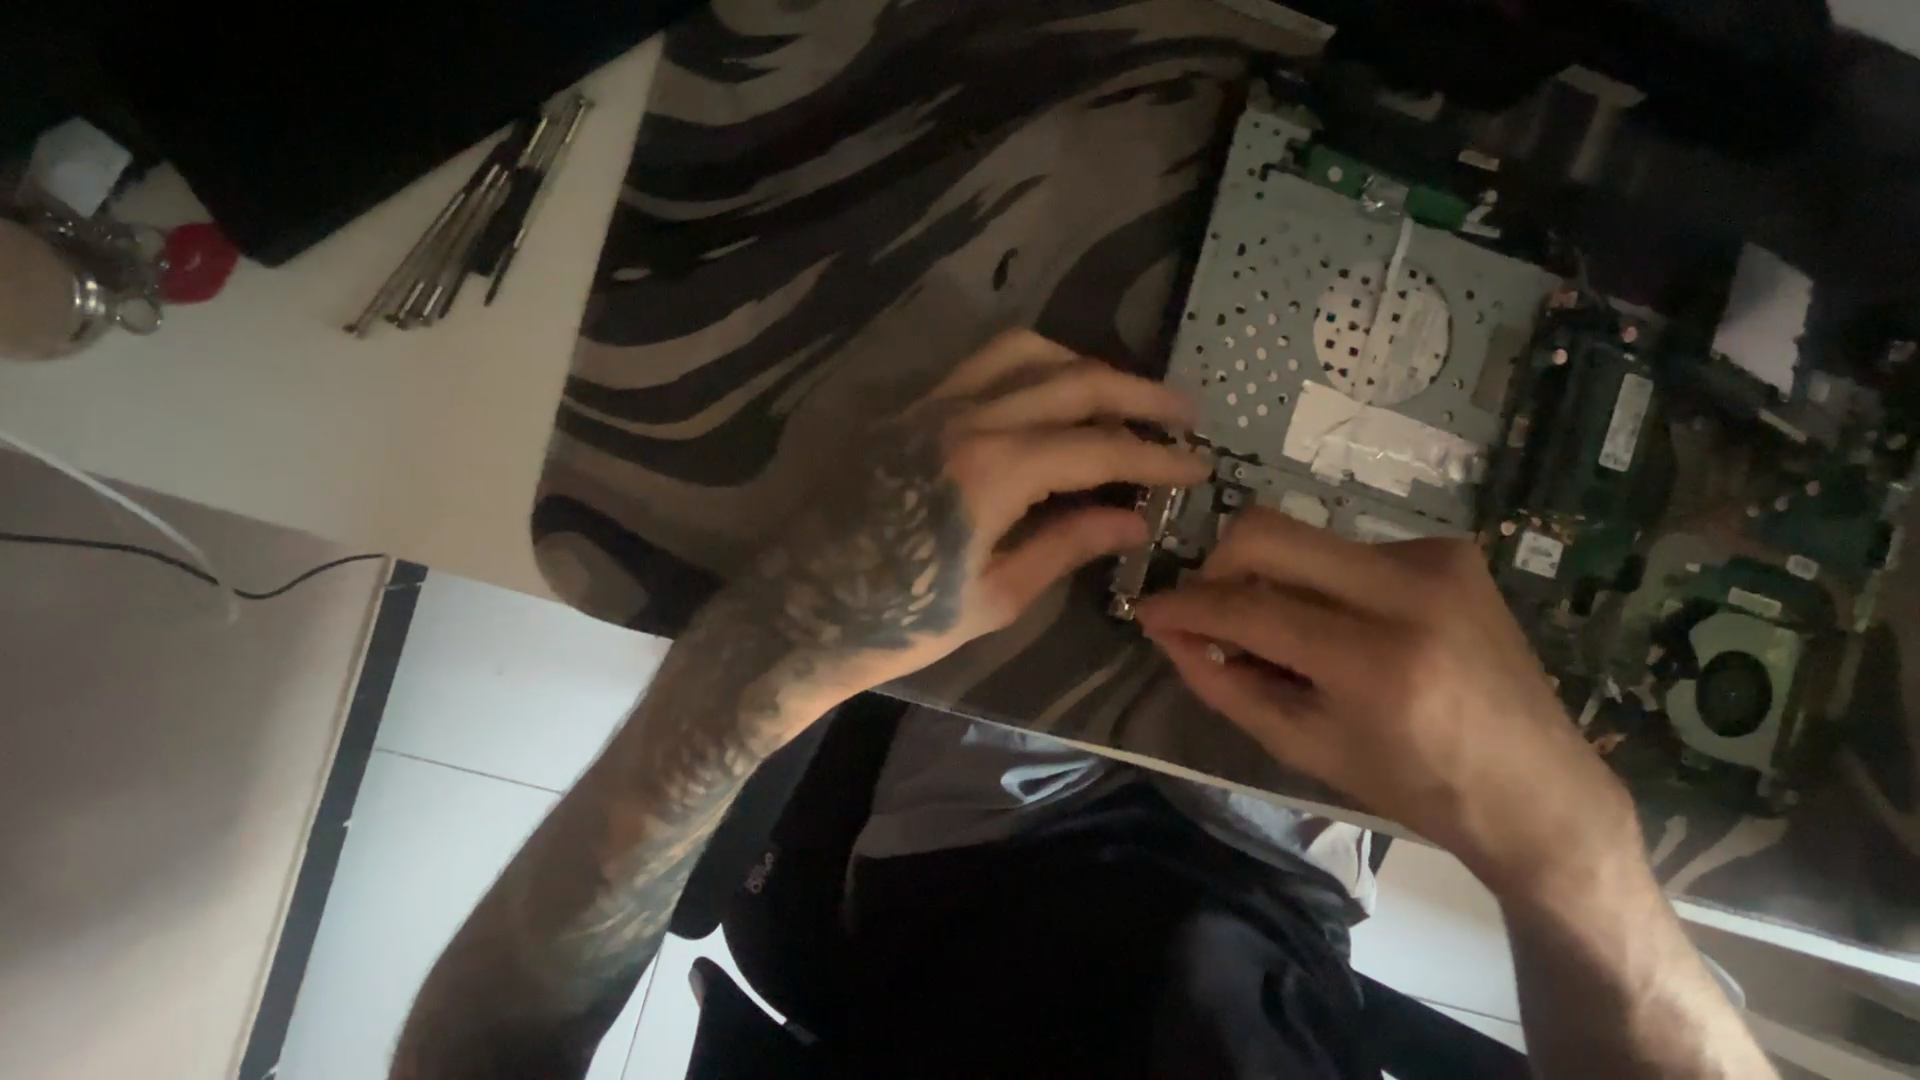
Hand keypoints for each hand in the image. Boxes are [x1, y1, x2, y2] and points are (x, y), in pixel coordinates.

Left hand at [739, 329, 1209, 713]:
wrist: (801, 615)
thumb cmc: (899, 621)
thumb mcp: (996, 596)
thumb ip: (1068, 544)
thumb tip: (1134, 518)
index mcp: (993, 470)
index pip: (1098, 447)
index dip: (1155, 457)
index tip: (1198, 465)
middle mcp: (965, 417)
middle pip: (1072, 381)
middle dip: (1137, 395)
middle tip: (1184, 413)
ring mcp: (929, 406)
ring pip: (1023, 353)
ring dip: (1081, 366)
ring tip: (1119, 396)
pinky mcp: (906, 411)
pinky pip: (979, 367)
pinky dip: (1029, 368)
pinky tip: (1048, 398)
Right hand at [1133, 506, 1639, 898]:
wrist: (1539, 789)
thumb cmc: (1415, 786)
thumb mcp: (1303, 745)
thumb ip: (1223, 683)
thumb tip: (1165, 633)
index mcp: (1376, 662)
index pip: (1248, 607)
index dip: (1183, 606)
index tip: (1147, 611)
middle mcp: (1410, 591)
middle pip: (1268, 532)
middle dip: (1216, 566)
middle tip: (1208, 609)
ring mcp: (1437, 560)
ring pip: (1305, 538)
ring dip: (1271, 579)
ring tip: (1282, 634)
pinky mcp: (1450, 550)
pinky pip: (1347, 550)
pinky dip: (1320, 583)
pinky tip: (1340, 627)